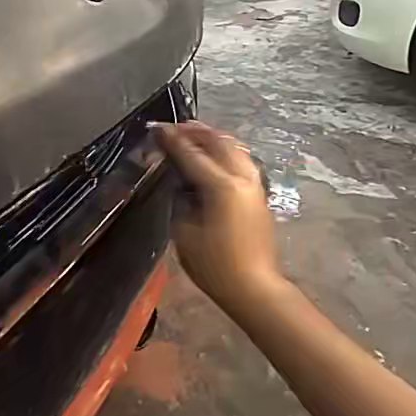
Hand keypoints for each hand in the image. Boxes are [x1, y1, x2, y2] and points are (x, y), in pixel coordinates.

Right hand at [153, 121, 285, 311]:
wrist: (254, 287)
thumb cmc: (214, 266)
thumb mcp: (184, 232)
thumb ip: (180, 199)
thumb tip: (180, 181)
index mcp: (222, 186)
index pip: (191, 154)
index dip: (172, 140)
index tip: (157, 129)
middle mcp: (242, 177)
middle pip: (217, 141)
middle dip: (194, 131)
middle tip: (174, 128)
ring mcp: (255, 183)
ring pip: (234, 147)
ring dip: (212, 138)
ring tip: (193, 136)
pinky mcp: (259, 193)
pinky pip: (241, 159)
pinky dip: (225, 150)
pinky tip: (214, 155)